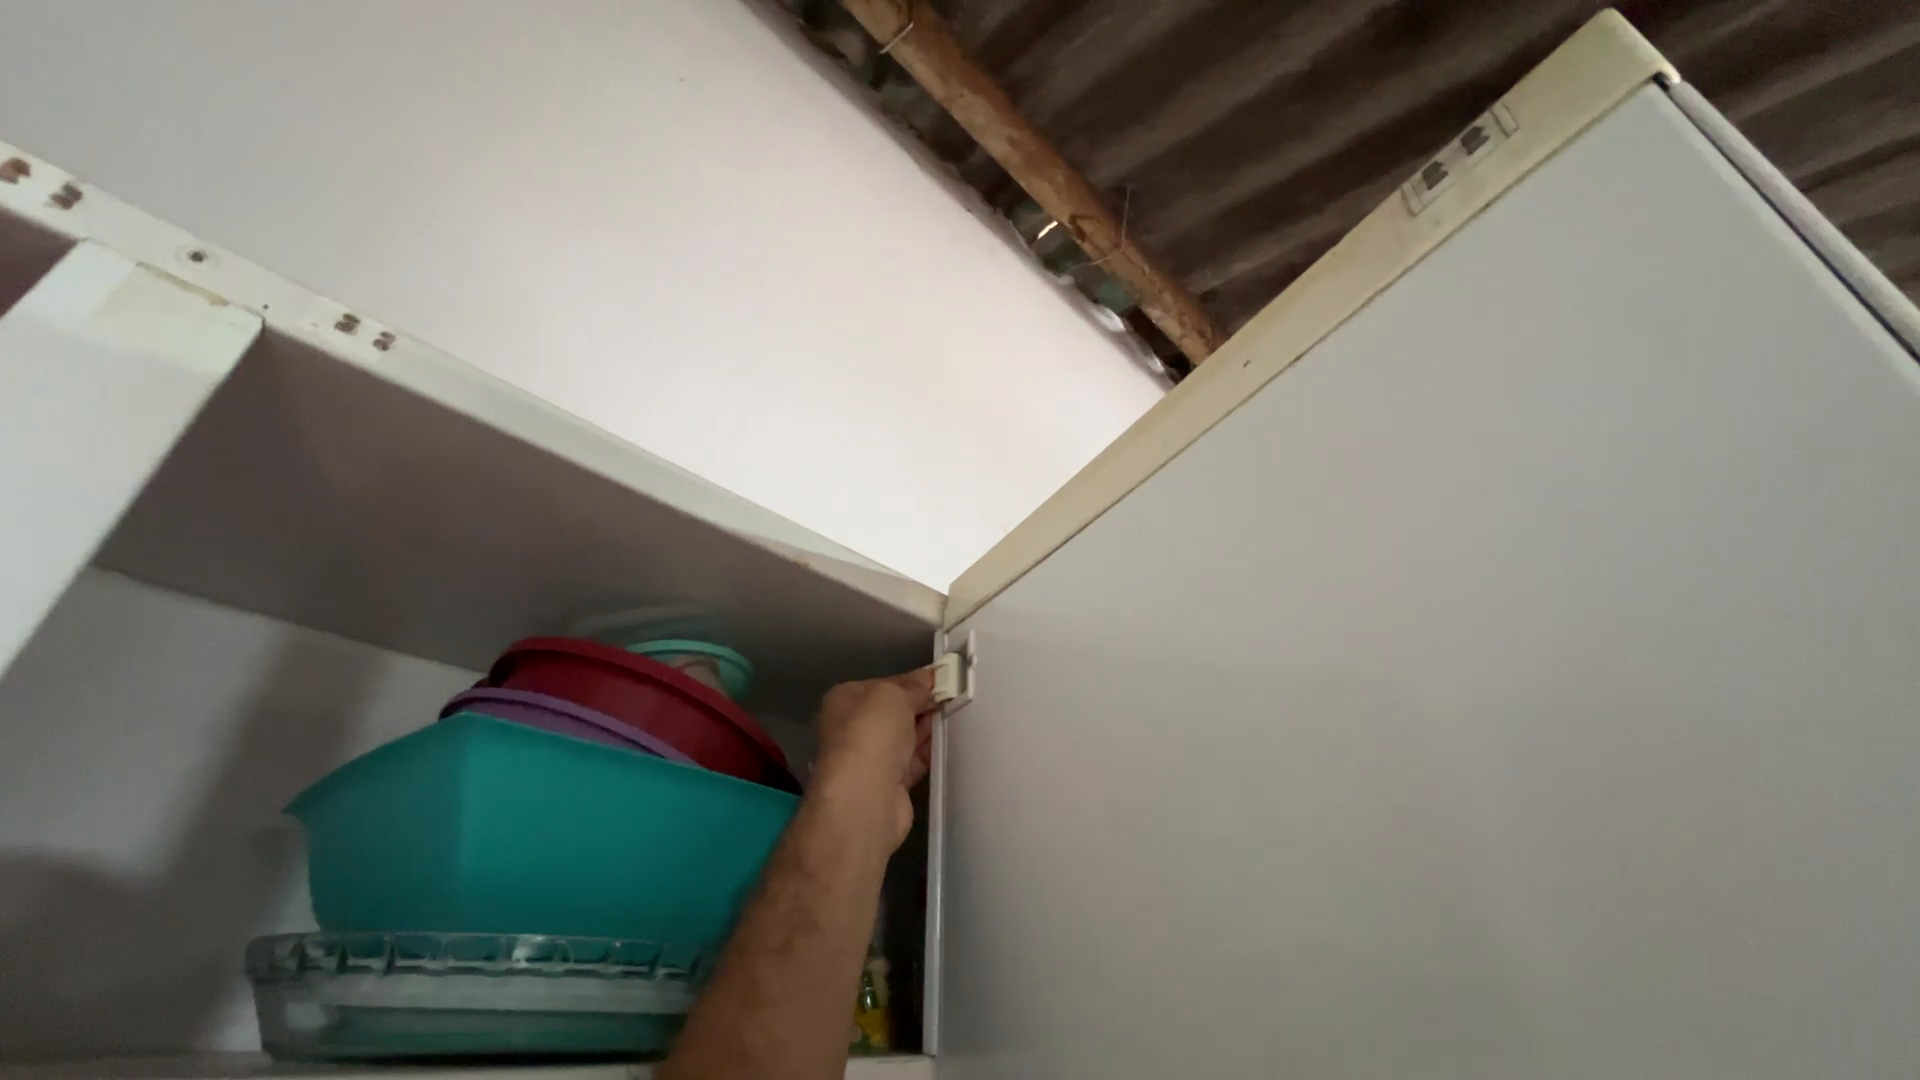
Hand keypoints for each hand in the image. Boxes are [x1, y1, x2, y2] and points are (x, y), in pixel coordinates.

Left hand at [810, 668, 935, 849]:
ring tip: (957, 715)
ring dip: (927, 728)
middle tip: (953, 696)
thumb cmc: (872, 733)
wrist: (865, 796)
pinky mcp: (889, 784)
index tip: (941, 678)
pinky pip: (914, 761)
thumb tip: (930, 678)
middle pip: (895, 712)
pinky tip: (949, 742)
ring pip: (906, 737)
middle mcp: (853, 728)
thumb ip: (913, 686)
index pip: (883, 685)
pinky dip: (929, 752)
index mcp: (845, 700)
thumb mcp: (894, 695)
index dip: (912, 681)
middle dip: (922, 705)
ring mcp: (870, 758)